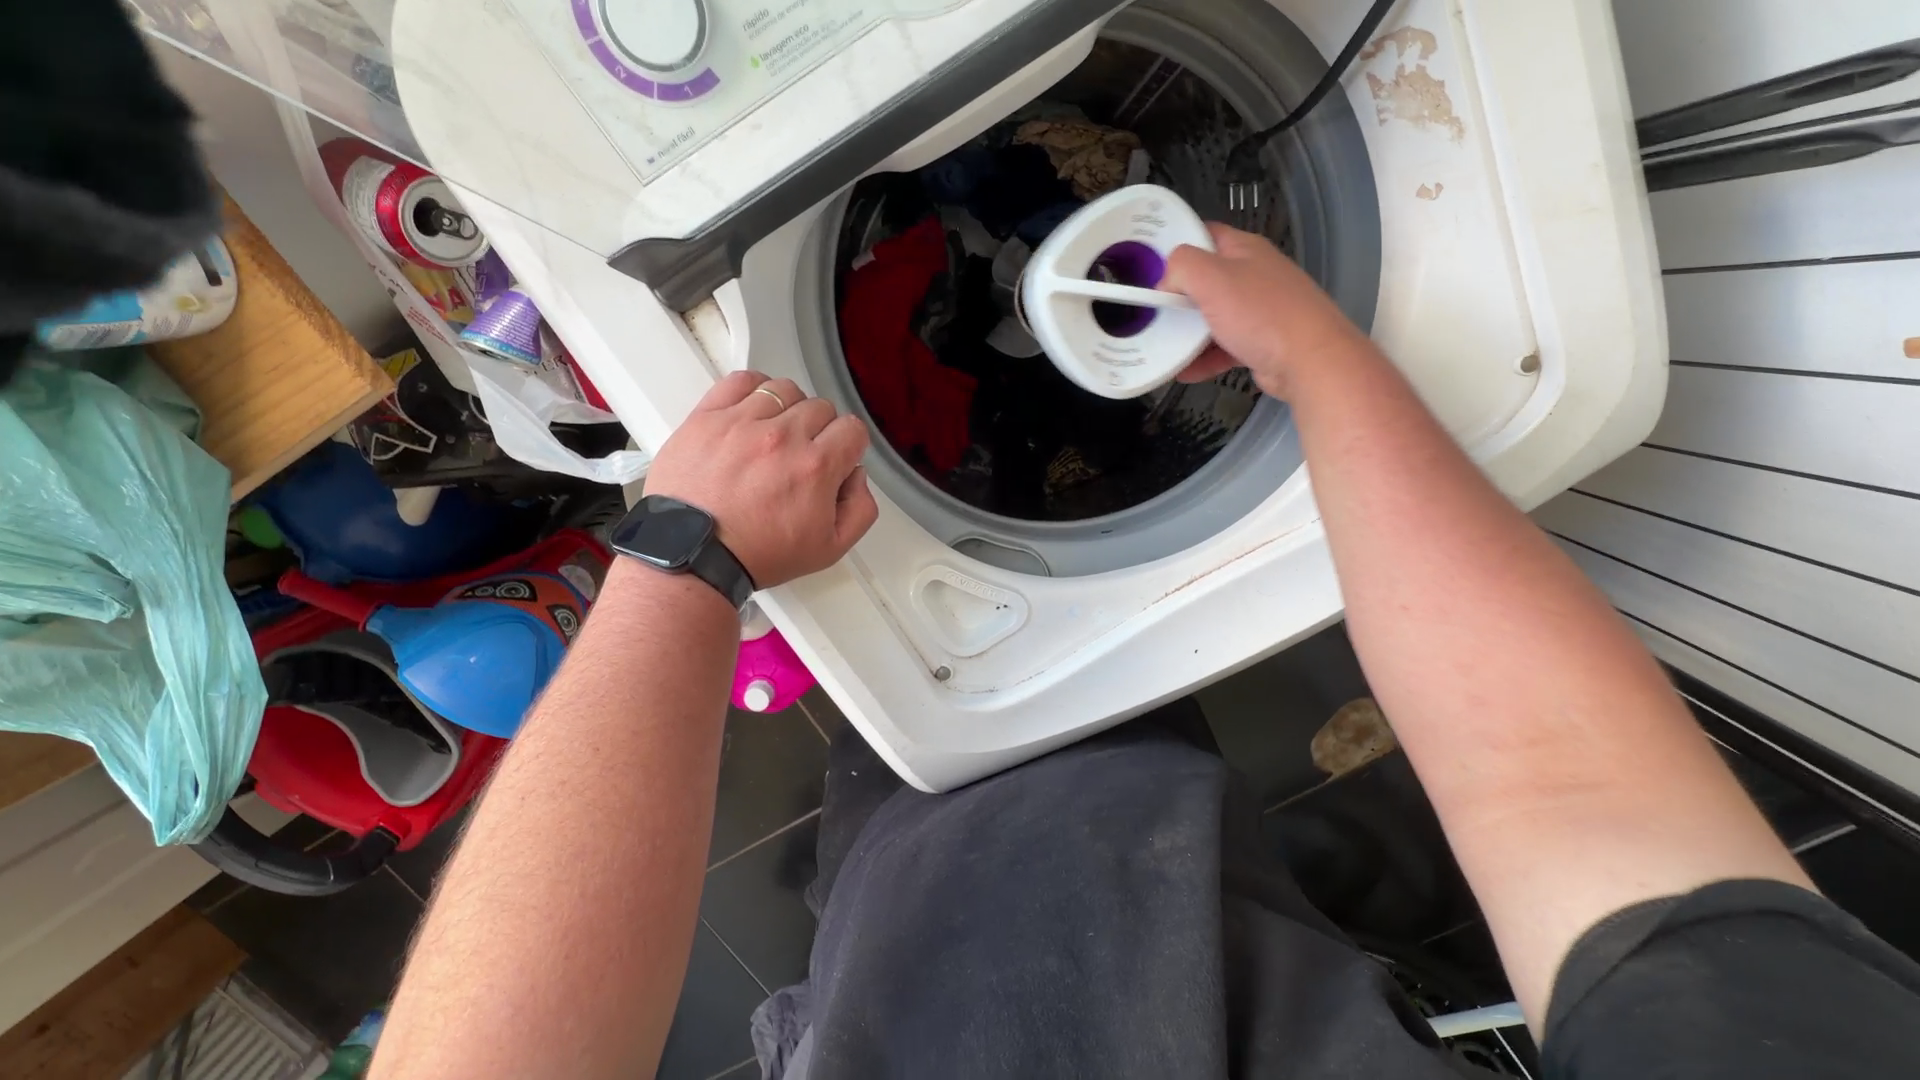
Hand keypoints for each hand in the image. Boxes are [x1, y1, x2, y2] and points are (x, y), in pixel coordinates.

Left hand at [643, 371, 878, 588]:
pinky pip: (740, 381)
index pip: (852, 428)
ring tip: (775, 434)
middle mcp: (782, 438)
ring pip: (784, 390)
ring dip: (788, 408)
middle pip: (820, 407)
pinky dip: (753, 389)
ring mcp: (741, 423)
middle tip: (802, 455)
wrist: (694, 557)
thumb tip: (857, 477)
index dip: (848, 445)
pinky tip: (752, 411)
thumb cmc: (754, 554)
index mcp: (816, 467)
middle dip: (819, 431)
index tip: (835, 457)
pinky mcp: (708, 419)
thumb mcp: (829, 549)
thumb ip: (860, 510)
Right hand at [1161, 223, 1368, 398]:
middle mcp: (1254, 275)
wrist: (1310, 361)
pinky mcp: (1261, 342)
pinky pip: (1224, 347)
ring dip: (1187, 332)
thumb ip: (1182, 267)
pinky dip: (1203, 358)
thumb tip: (1166, 279)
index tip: (1148, 265)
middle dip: (1177, 295)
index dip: (1175, 244)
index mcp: (1244, 250)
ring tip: (1161, 345)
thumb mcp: (1212, 278)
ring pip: (1213, 316)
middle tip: (1150, 309)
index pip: (1204, 234)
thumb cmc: (1261, 313)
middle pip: (1205, 278)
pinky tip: (1183, 371)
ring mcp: (1259, 310)